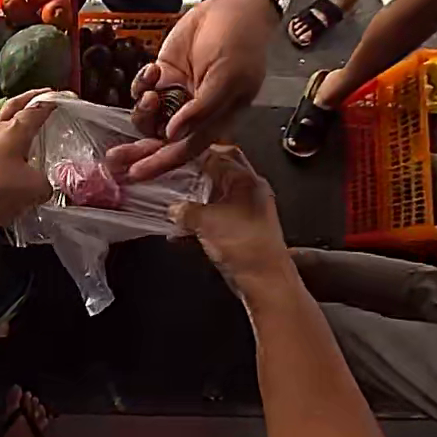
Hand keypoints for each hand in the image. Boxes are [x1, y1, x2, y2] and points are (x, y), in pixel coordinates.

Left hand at [0, 88, 55, 235]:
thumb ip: (46, 183)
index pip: (36, 109)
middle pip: (14, 107)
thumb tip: (44, 186)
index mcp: (15, 130)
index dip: (51, 102)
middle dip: (30, 99)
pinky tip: (14, 158)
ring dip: (16, 122)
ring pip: (2, 126)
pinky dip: (8, 145)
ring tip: (30, 128)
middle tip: (44, 96)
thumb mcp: (35, 188)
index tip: (64, 97)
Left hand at [104, 0, 273, 182]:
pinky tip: (152, 70)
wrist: (231, 6)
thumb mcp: (226, 78)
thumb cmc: (240, 42)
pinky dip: (141, 84)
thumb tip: (174, 135)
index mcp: (215, 121)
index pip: (185, 150)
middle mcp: (194, 114)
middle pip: (161, 141)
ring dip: (142, 111)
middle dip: (138, 150)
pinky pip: (142, 91)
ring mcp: (177, 96)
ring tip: (149, 93)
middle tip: (115, 158)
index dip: (161, 163)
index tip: (137, 173)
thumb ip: (201, 110)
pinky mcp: (163, 77)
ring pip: (149, 118)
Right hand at [170, 146, 291, 296]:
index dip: (191, 155)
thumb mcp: (205, 221)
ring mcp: (247, 210)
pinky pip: (216, 215)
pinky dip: (199, 219)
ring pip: (216, 193)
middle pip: (218, 170)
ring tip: (175, 201)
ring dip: (195, 196)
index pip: (216, 154)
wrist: (264, 282)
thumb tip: (173, 208)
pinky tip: (183, 230)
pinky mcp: (241, 229)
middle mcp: (250, 191)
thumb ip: (184, 210)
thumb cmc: (245, 248)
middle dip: (194, 172)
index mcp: (246, 181)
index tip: (172, 158)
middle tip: (173, 174)